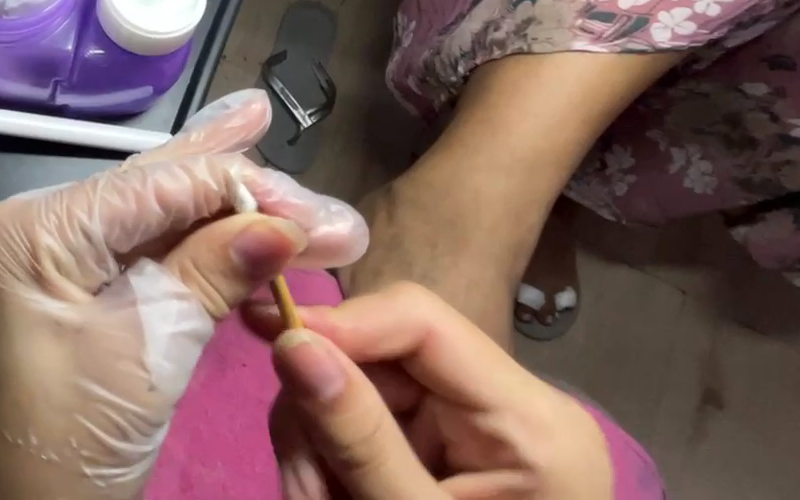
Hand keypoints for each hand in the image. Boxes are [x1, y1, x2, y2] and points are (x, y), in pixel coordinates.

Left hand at [0, 89, 369, 499]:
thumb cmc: (67, 437)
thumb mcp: (144, 354)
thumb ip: (207, 276)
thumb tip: (281, 226)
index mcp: (40, 224)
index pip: (153, 183)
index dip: (240, 187)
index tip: (323, 211)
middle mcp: (42, 218)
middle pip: (153, 186)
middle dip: (237, 186)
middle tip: (321, 200)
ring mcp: (55, 248)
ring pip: (151, 210)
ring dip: (223, 204)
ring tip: (281, 167)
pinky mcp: (72, 279)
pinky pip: (141, 245)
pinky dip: (196, 235)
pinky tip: (230, 204)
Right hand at [253, 283, 613, 498]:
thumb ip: (361, 440)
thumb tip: (290, 341)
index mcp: (532, 419)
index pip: (418, 318)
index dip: (338, 321)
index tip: (267, 341)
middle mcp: (499, 399)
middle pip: (371, 351)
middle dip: (317, 406)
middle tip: (297, 481)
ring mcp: (463, 418)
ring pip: (347, 380)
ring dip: (311, 437)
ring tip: (309, 497)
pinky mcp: (432, 437)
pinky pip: (351, 413)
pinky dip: (322, 452)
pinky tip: (321, 492)